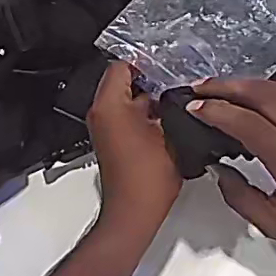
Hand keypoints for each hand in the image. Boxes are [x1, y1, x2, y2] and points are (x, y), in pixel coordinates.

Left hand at [86, 62, 182, 230]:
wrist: (134, 211)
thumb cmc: (146, 178)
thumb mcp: (169, 133)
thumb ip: (169, 107)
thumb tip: (173, 94)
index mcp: (109, 105)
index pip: (121, 66)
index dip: (146, 63)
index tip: (165, 65)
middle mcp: (100, 113)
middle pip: (123, 81)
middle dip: (149, 81)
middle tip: (175, 85)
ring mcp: (103, 127)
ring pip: (125, 99)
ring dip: (147, 99)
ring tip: (173, 104)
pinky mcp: (110, 140)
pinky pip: (124, 115)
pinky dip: (141, 115)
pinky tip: (164, 123)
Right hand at [190, 78, 275, 267]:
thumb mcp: (275, 224)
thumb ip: (240, 196)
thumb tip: (218, 169)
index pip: (243, 121)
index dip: (213, 111)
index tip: (190, 109)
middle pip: (260, 91)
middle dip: (225, 85)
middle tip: (198, 88)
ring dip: (244, 85)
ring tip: (217, 90)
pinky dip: (262, 95)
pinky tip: (247, 103)